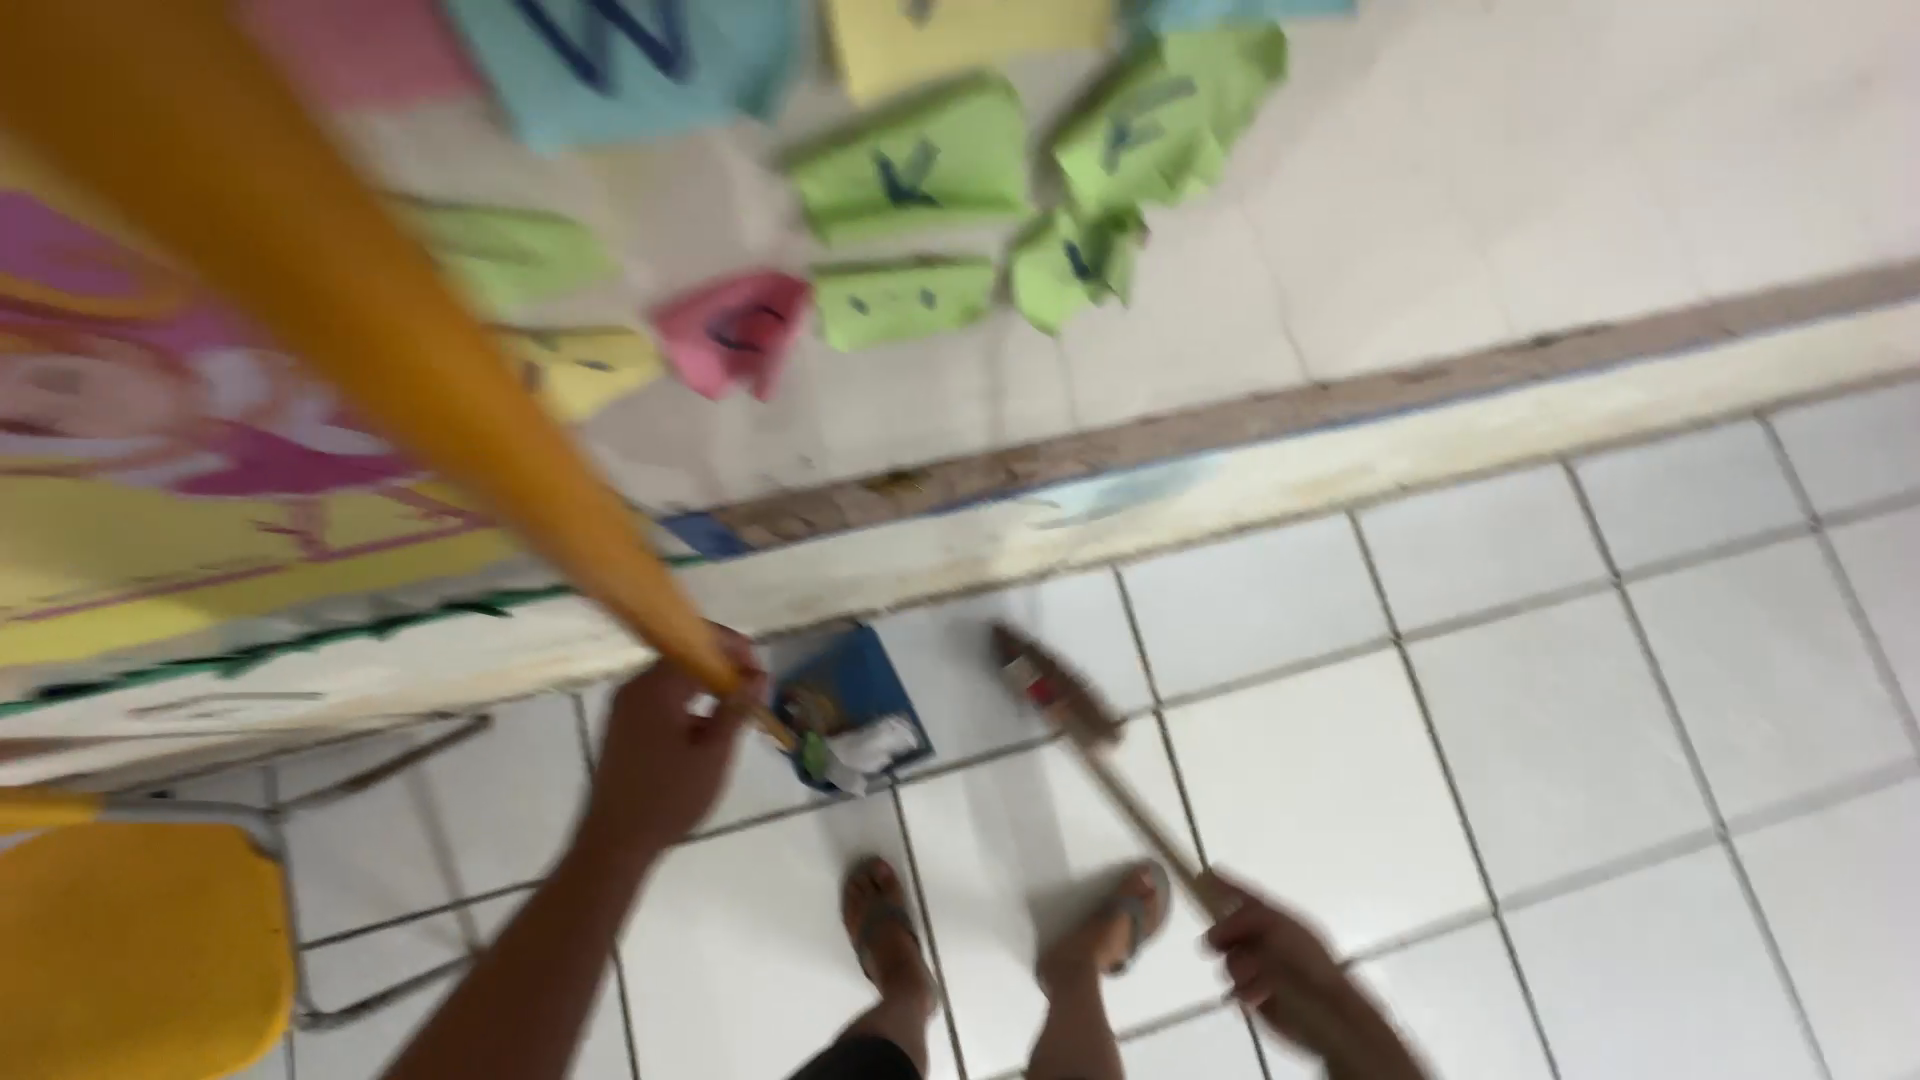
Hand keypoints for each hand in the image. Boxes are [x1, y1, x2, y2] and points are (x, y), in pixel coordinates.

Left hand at [578, 625, 768, 860]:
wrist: (613, 844)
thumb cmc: (668, 798)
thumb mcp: (713, 754)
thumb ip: (737, 710)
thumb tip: (757, 677)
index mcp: (655, 688)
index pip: (697, 643)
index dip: (733, 648)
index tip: (759, 670)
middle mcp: (634, 688)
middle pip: (684, 657)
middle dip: (722, 666)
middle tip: (753, 688)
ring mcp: (624, 707)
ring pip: (673, 679)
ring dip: (706, 685)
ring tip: (737, 708)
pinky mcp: (622, 726)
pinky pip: (661, 699)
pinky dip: (688, 702)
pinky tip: (707, 729)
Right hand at [1202, 869, 1427, 1079]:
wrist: (1339, 1026)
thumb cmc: (1311, 976)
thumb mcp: (1278, 940)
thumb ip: (1246, 927)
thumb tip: (1214, 934)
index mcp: (1281, 924)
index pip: (1248, 899)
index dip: (1226, 886)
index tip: (1202, 876)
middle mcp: (1273, 944)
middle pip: (1234, 929)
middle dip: (1224, 935)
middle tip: (1213, 945)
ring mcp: (1268, 971)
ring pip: (1232, 959)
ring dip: (1234, 968)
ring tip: (1251, 983)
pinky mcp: (1263, 998)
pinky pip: (1236, 987)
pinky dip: (1239, 991)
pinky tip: (1251, 997)